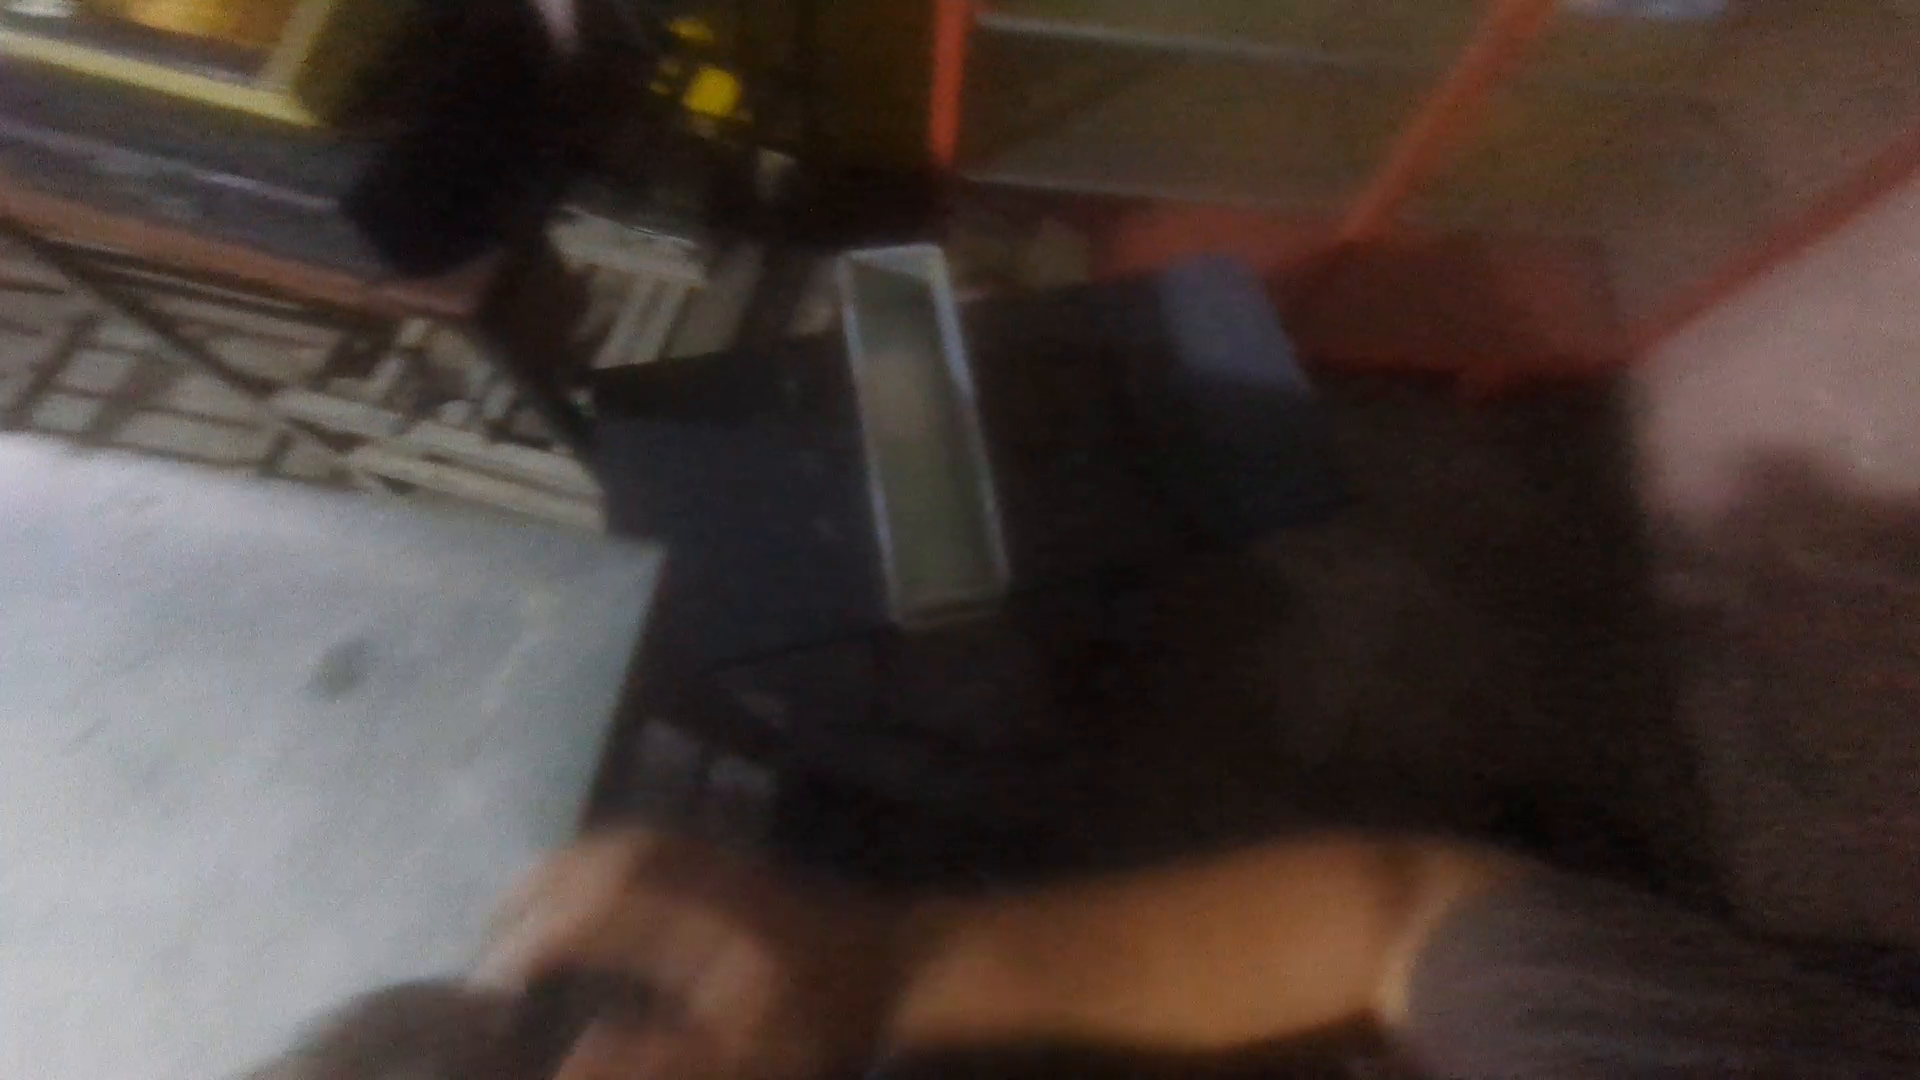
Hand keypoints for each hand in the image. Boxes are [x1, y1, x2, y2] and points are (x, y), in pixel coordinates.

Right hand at [477, 827, 909, 1079]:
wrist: (898, 960)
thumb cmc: (826, 1015)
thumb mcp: (748, 1059)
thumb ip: (659, 1061)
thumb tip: (568, 1058)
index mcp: (702, 920)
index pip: (599, 911)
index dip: (536, 940)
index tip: (491, 980)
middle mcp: (708, 876)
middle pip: (616, 855)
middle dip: (547, 883)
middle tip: (492, 928)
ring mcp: (728, 863)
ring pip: (640, 841)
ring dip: (579, 864)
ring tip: (529, 902)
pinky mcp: (742, 865)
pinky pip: (665, 845)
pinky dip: (617, 857)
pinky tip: (605, 889)